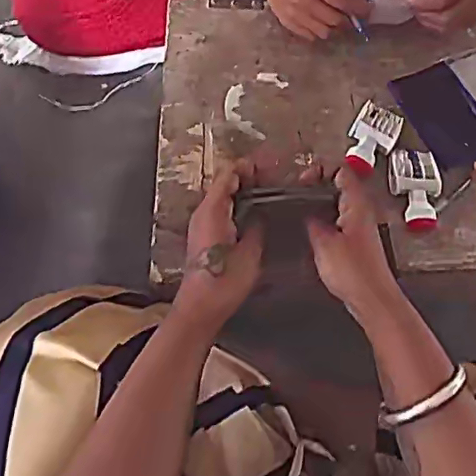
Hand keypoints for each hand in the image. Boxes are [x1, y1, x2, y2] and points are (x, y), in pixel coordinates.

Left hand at [173, 162, 265, 329]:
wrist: (199, 309)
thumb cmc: (225, 280)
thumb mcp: (250, 250)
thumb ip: (257, 224)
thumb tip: (264, 209)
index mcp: (213, 209)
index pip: (229, 173)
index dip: (249, 166)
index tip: (272, 166)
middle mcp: (203, 211)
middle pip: (225, 181)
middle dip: (249, 177)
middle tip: (275, 179)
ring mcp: (201, 223)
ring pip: (224, 195)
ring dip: (244, 190)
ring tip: (270, 193)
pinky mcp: (203, 235)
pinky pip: (222, 208)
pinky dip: (238, 204)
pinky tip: (256, 212)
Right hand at [254, 0, 366, 40]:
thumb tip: (351, 0)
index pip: (341, 2)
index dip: (358, 8)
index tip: (368, 10)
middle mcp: (305, 3)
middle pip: (335, 20)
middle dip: (347, 20)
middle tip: (352, 17)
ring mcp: (296, 16)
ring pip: (324, 32)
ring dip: (333, 28)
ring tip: (334, 21)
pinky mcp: (289, 24)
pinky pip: (310, 36)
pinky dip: (318, 32)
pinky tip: (319, 24)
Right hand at [306, 164, 400, 316]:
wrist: (373, 299)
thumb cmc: (356, 273)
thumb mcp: (324, 243)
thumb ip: (313, 222)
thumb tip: (307, 214)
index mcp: (357, 204)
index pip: (342, 170)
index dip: (321, 169)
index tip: (304, 178)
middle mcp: (363, 210)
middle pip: (341, 184)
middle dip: (318, 184)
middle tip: (300, 190)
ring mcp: (361, 225)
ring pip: (340, 202)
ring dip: (322, 202)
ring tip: (303, 208)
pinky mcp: (358, 241)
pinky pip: (340, 219)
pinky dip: (326, 218)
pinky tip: (314, 230)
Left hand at [406, 0, 475, 32]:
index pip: (439, 1)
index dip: (421, 4)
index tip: (408, 1)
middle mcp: (470, 3)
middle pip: (443, 18)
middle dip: (424, 14)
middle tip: (413, 7)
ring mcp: (472, 15)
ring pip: (446, 26)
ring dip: (429, 21)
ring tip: (420, 11)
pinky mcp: (472, 21)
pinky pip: (452, 29)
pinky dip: (438, 25)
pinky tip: (432, 16)